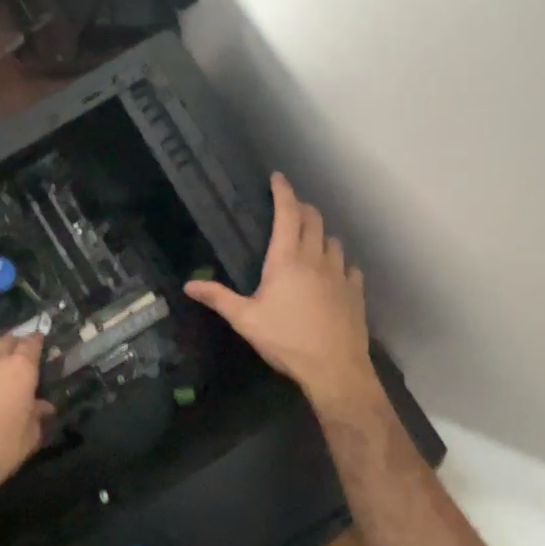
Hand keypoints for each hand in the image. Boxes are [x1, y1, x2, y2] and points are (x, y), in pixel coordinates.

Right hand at [186, 174, 378, 403]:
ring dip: (322, 235)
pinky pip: (350, 267)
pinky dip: (340, 263)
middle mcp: (316, 258)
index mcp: (287, 259)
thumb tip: (189, 284)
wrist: (334, 368)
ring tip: (312, 241)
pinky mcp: (355, 292)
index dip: (283, 191)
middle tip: (291, 208)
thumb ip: (218, 298)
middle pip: (314, 219)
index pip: (287, 213)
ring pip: (334, 241)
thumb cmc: (286, 340)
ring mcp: (340, 274)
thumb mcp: (245, 320)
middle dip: (302, 208)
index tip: (278, 178)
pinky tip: (335, 273)